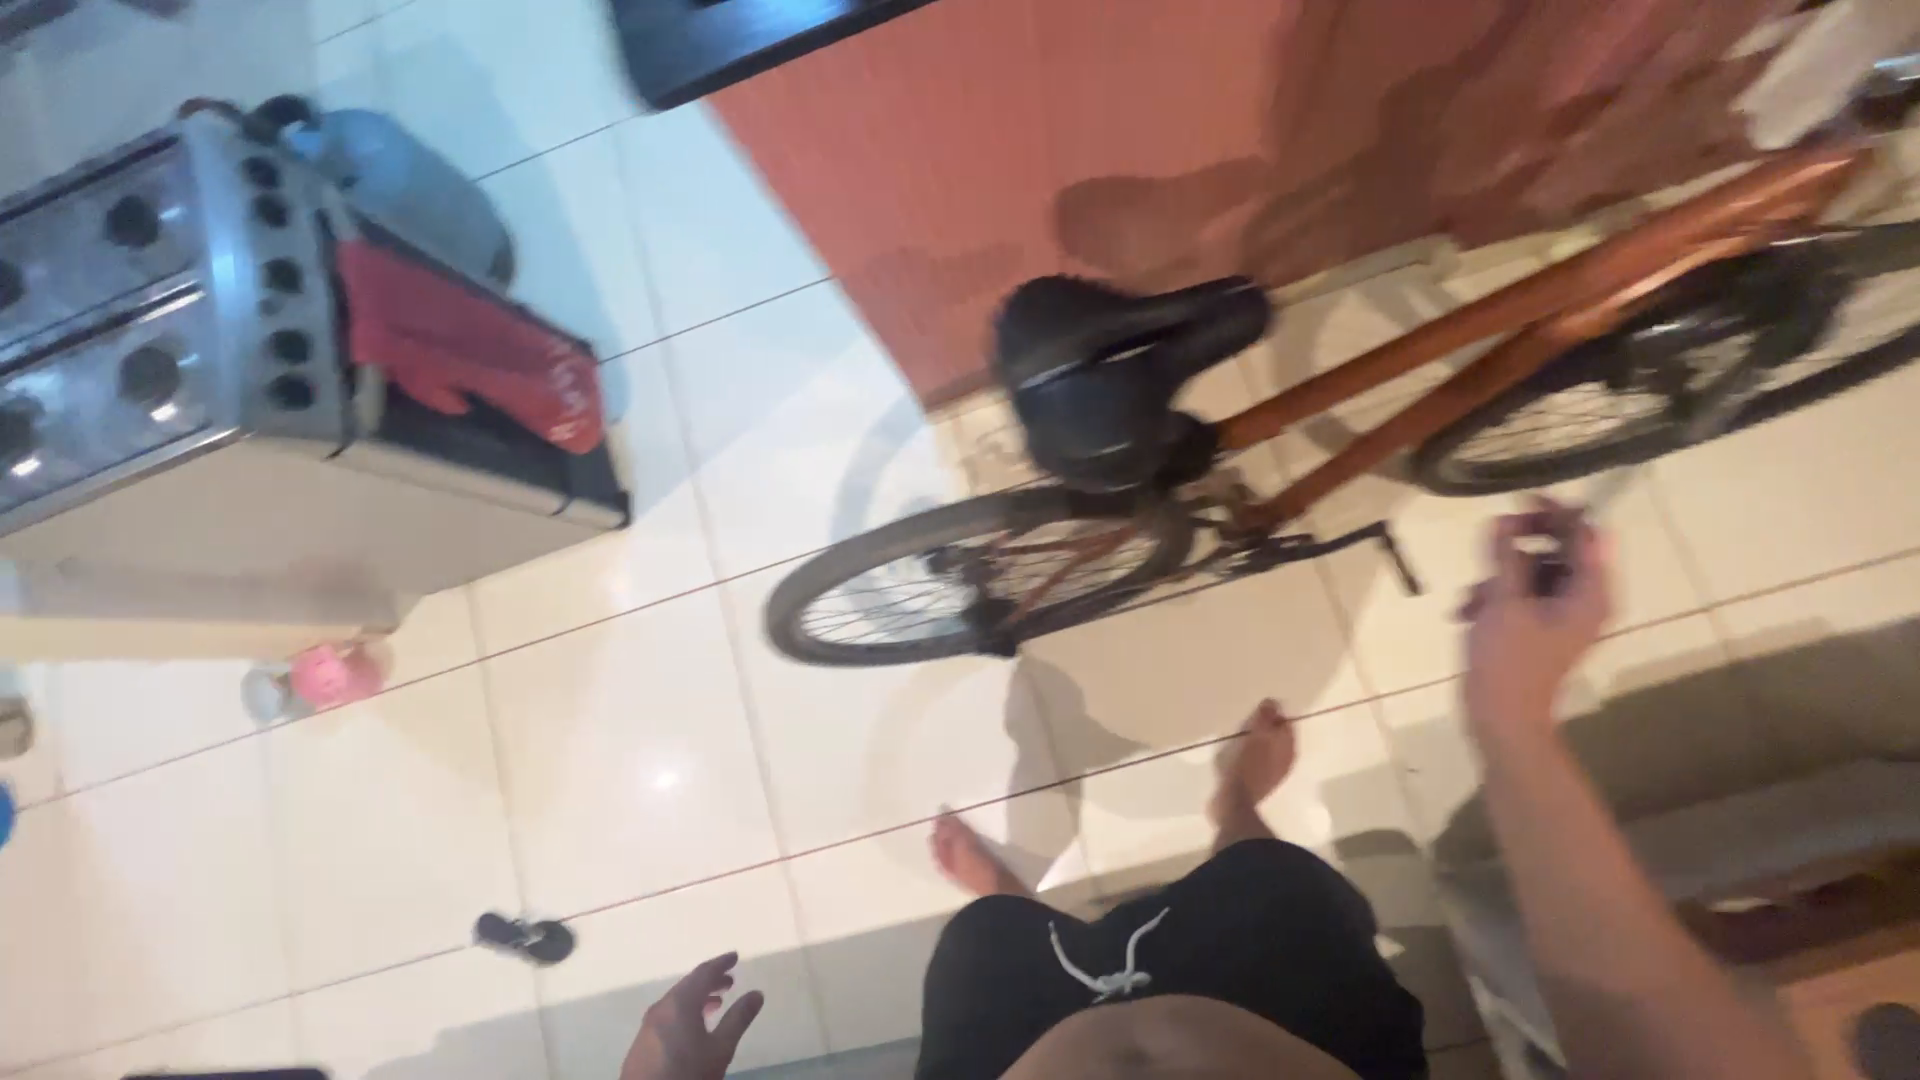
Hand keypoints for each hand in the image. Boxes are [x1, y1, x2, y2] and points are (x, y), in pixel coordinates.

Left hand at [619, 952, 764, 1079]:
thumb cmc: (687, 1075)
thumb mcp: (720, 1049)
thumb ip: (738, 1019)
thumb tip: (756, 993)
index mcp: (679, 1003)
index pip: (703, 973)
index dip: (720, 963)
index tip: (735, 958)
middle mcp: (660, 1009)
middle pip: (688, 985)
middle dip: (710, 981)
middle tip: (730, 981)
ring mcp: (646, 1028)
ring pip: (675, 1002)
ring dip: (697, 998)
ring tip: (715, 1004)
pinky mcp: (640, 1046)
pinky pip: (666, 1017)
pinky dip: (683, 1013)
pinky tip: (692, 1029)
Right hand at [1458, 497, 1612, 731]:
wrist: (1502, 715)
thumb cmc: (1508, 660)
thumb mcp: (1504, 602)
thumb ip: (1507, 557)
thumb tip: (1505, 520)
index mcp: (1590, 593)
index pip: (1585, 535)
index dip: (1555, 512)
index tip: (1518, 500)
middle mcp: (1584, 600)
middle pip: (1558, 551)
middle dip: (1518, 547)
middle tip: (1489, 538)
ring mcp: (1561, 616)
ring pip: (1532, 573)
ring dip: (1497, 576)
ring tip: (1470, 598)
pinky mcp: (1538, 629)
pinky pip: (1520, 596)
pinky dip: (1493, 597)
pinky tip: (1466, 612)